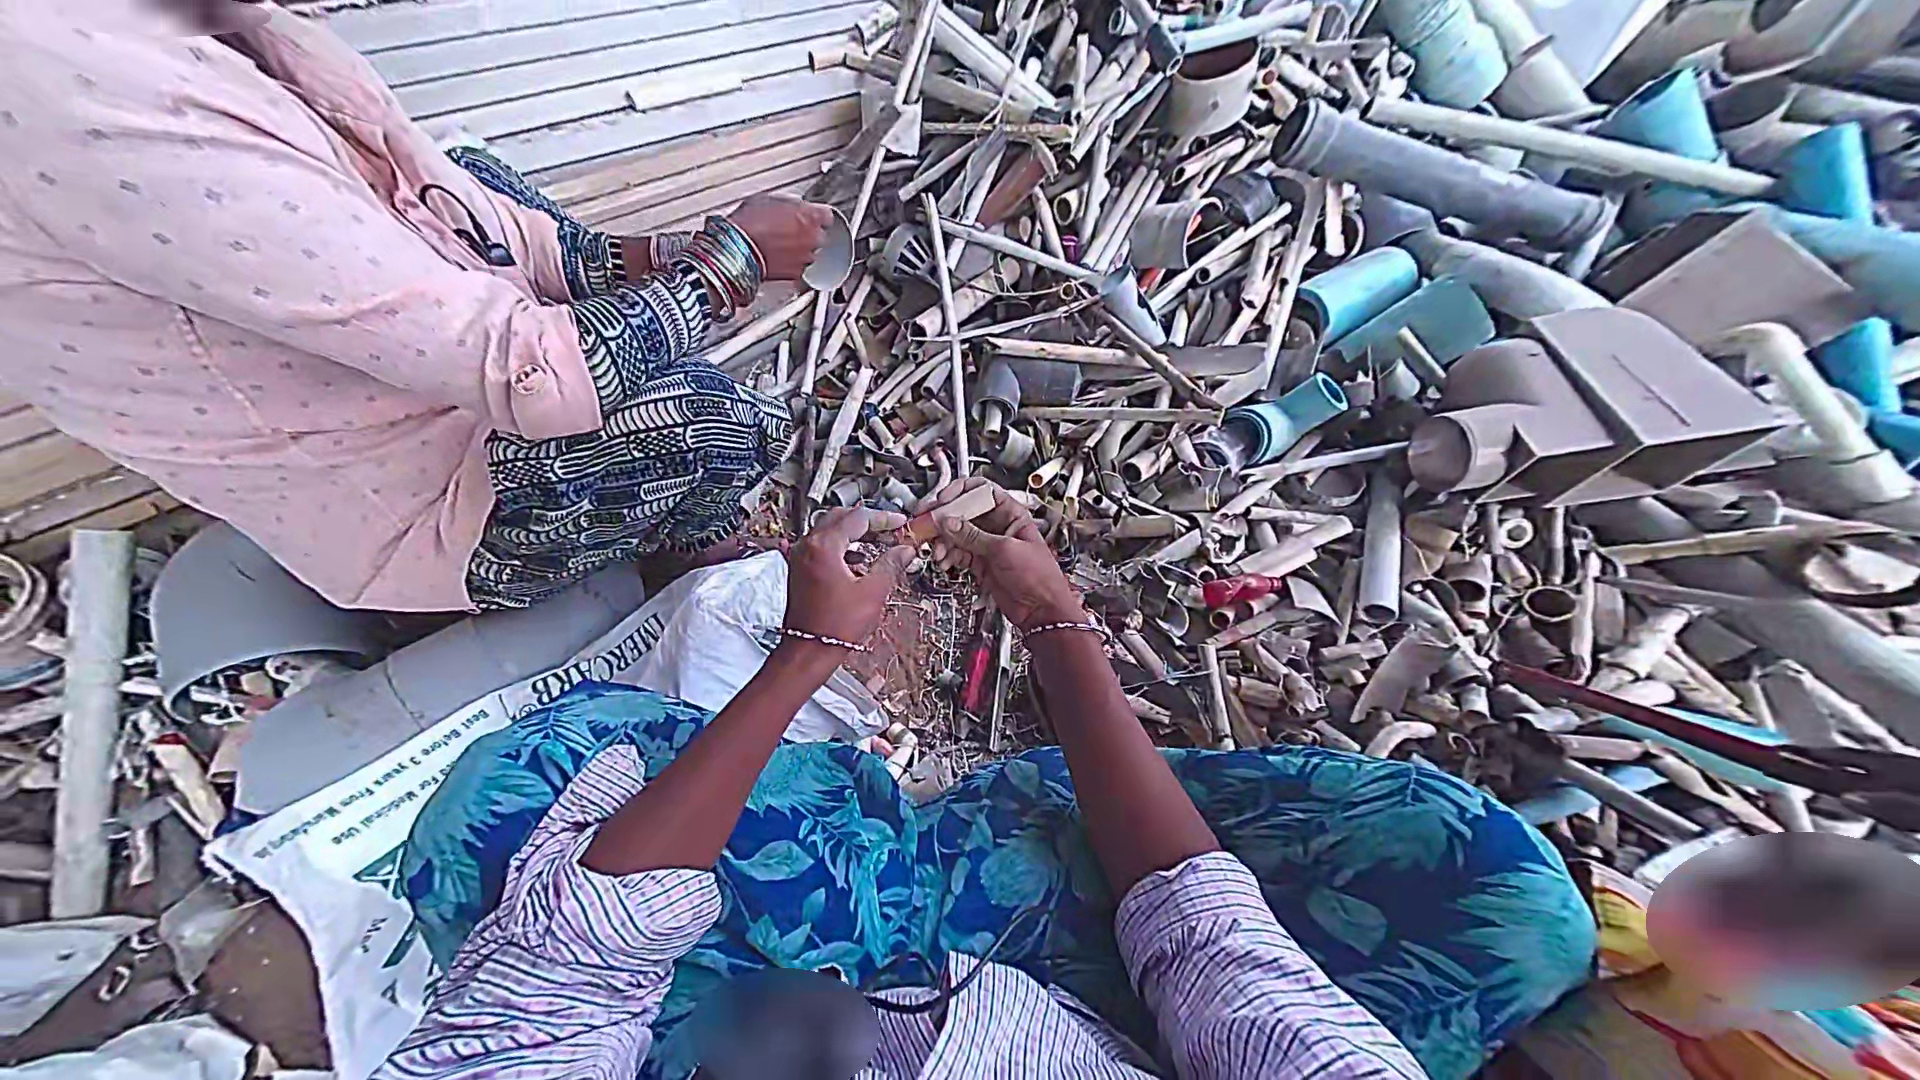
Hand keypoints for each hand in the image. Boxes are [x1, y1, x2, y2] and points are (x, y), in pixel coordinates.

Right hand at [727, 196, 833, 281]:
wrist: (738, 249)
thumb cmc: (750, 222)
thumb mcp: (770, 200)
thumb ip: (791, 207)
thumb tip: (794, 208)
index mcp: (811, 217)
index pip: (827, 216)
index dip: (817, 216)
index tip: (811, 216)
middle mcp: (814, 239)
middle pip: (819, 236)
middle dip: (807, 234)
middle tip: (789, 230)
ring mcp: (806, 258)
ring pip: (809, 253)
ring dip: (799, 250)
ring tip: (780, 245)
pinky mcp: (797, 275)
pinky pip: (799, 267)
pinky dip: (791, 264)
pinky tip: (777, 257)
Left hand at [783, 506, 914, 652]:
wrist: (809, 651)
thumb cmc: (835, 626)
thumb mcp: (872, 592)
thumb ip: (890, 564)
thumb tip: (905, 550)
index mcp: (824, 546)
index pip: (858, 518)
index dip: (883, 519)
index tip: (899, 524)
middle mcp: (808, 547)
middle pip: (841, 518)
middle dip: (867, 521)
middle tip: (889, 529)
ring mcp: (800, 557)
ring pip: (829, 530)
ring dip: (854, 533)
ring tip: (877, 542)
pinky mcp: (799, 570)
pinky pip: (822, 546)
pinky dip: (841, 546)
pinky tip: (857, 559)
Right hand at [922, 479, 1085, 630]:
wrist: (1042, 611)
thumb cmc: (1039, 578)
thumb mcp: (1004, 550)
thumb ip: (973, 535)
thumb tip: (949, 522)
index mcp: (1011, 514)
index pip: (981, 491)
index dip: (960, 492)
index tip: (943, 500)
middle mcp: (998, 527)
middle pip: (964, 513)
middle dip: (944, 518)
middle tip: (927, 524)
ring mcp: (988, 545)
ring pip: (957, 534)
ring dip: (943, 541)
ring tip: (938, 551)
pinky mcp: (981, 563)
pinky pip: (958, 553)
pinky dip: (948, 556)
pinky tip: (945, 561)